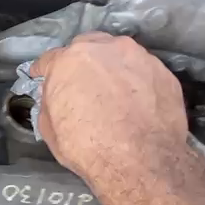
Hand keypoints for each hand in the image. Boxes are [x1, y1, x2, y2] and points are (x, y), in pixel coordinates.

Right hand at [29, 32, 188, 184]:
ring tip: (108, 91)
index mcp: (68, 62)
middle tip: (77, 82)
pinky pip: (140, 69)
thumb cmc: (88, 146)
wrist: (140, 159)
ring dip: (108, 67)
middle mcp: (104, 50)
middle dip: (79, 61)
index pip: (49, 59)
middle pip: (86, 45)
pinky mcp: (163, 71)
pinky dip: (133, 80)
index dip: (43, 70)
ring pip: (117, 54)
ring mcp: (138, 57)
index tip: (41, 77)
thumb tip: (55, 98)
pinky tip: (131, 101)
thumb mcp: (50, 128)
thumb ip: (50, 102)